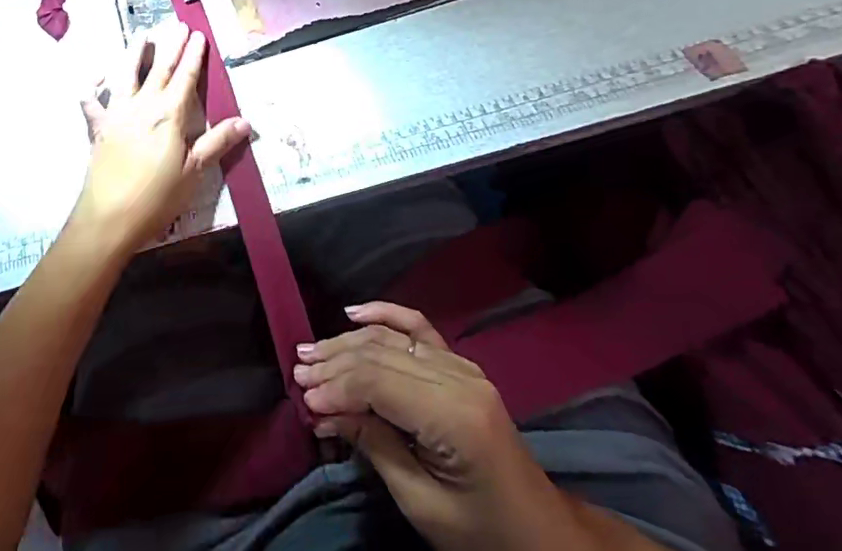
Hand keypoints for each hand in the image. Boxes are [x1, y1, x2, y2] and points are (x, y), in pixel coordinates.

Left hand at [72, 23, 250, 254]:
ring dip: (134, 54)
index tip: (198, 35)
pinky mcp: (98, 128)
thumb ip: (217, 143)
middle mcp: (141, 107)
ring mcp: (116, 115)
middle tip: (177, 25)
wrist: (110, 216)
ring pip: (126, 76)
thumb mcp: (195, 172)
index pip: (185, 78)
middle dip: (171, 46)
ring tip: (141, 35)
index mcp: (168, 115)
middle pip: (159, 70)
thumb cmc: (157, 197)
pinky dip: (93, 87)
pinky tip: (96, 78)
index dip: (193, 56)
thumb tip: (246, 122)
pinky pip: (92, 102)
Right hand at [294, 303, 577, 550]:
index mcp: (455, 417)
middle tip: (297, 374)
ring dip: (345, 344)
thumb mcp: (421, 502)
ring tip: (308, 353)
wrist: (544, 536)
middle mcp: (460, 379)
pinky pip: (418, 329)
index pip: (377, 383)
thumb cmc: (483, 530)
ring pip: (389, 340)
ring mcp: (464, 368)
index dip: (335, 388)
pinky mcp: (462, 367)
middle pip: (379, 356)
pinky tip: (353, 313)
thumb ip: (371, 445)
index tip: (304, 400)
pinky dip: (385, 315)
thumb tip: (320, 410)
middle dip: (333, 365)